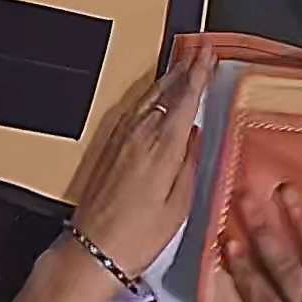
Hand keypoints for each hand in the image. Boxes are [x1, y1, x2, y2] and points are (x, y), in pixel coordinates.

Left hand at [70, 39, 213, 279]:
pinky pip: (137, 106)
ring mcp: (123, 136)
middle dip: (187, 67)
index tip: (209, 55)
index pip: (186, 99)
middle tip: (202, 50)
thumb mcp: (178, 206)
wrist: (91, 251)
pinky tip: (158, 91)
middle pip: (169, 90)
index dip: (200, 74)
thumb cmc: (139, 236)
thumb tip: (195, 135)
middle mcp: (142, 134)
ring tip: (185, 62)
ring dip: (170, 76)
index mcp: (163, 147)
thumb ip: (189, 164)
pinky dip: (153, 92)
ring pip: (151, 95)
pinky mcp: (111, 143)